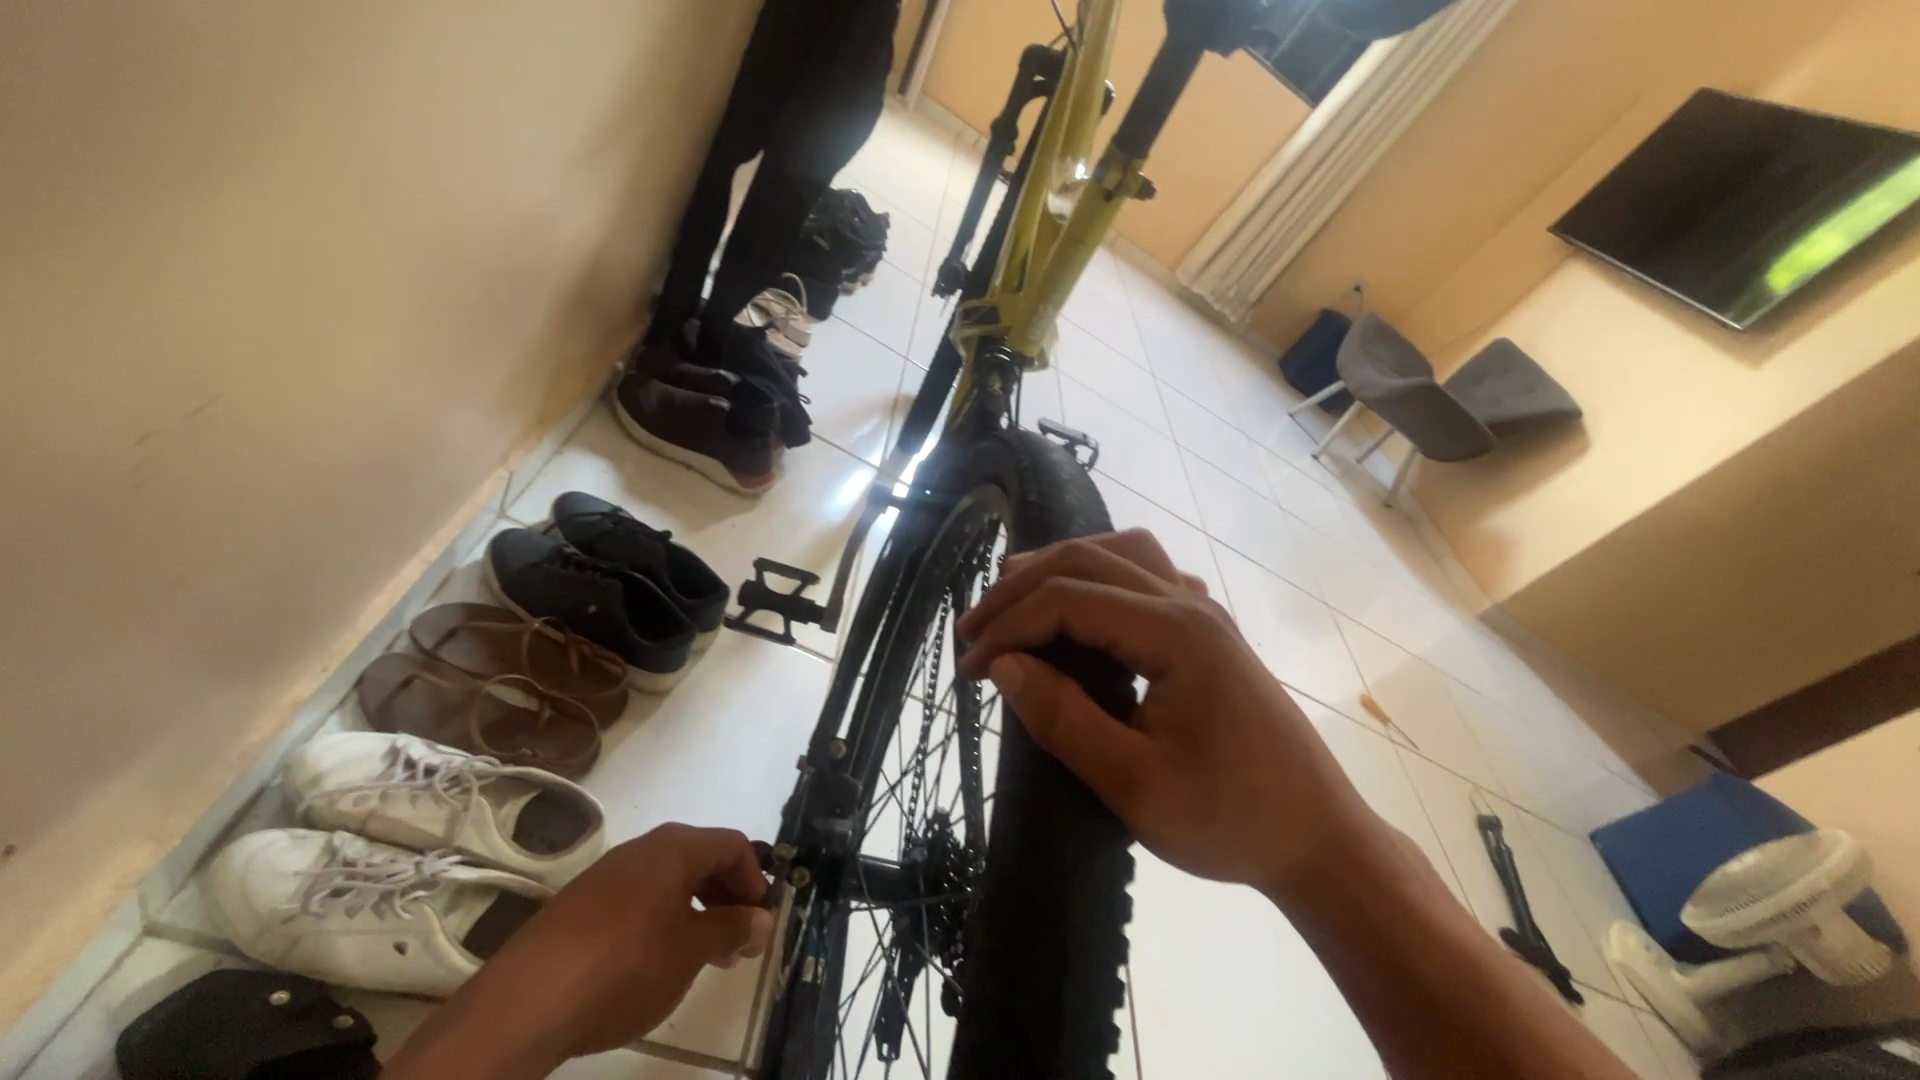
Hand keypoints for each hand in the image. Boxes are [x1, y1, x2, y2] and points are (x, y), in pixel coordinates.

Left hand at [384, 824, 773, 1077]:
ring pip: (667, 881)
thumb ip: (732, 928)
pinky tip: (655, 963)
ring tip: (701, 957)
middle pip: (700, 858)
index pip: (731, 844)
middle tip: (737, 942)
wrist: (525, 1005)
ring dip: (695, 911)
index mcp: (673, 848)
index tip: (759, 922)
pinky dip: (661, 921)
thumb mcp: (692, 950)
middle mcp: (640, 851)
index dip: (754, 879)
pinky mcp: (579, 907)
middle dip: (726, 896)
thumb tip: (762, 918)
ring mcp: (605, 877)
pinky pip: (636, 901)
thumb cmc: (626, 966)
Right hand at [957, 530, 1378, 898]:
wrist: (1321, 839)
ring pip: (1123, 554)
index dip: (1007, 627)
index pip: (1067, 599)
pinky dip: (1103, 578)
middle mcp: (1191, 605)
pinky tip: (1086, 610)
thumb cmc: (1230, 819)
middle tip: (974, 630)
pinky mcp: (1212, 634)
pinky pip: (1149, 577)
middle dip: (1021, 589)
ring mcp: (1206, 615)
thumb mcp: (1134, 784)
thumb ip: (1063, 719)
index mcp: (1175, 634)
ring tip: (1017, 597)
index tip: (968, 671)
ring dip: (1063, 568)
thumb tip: (1003, 665)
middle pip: (1089, 561)